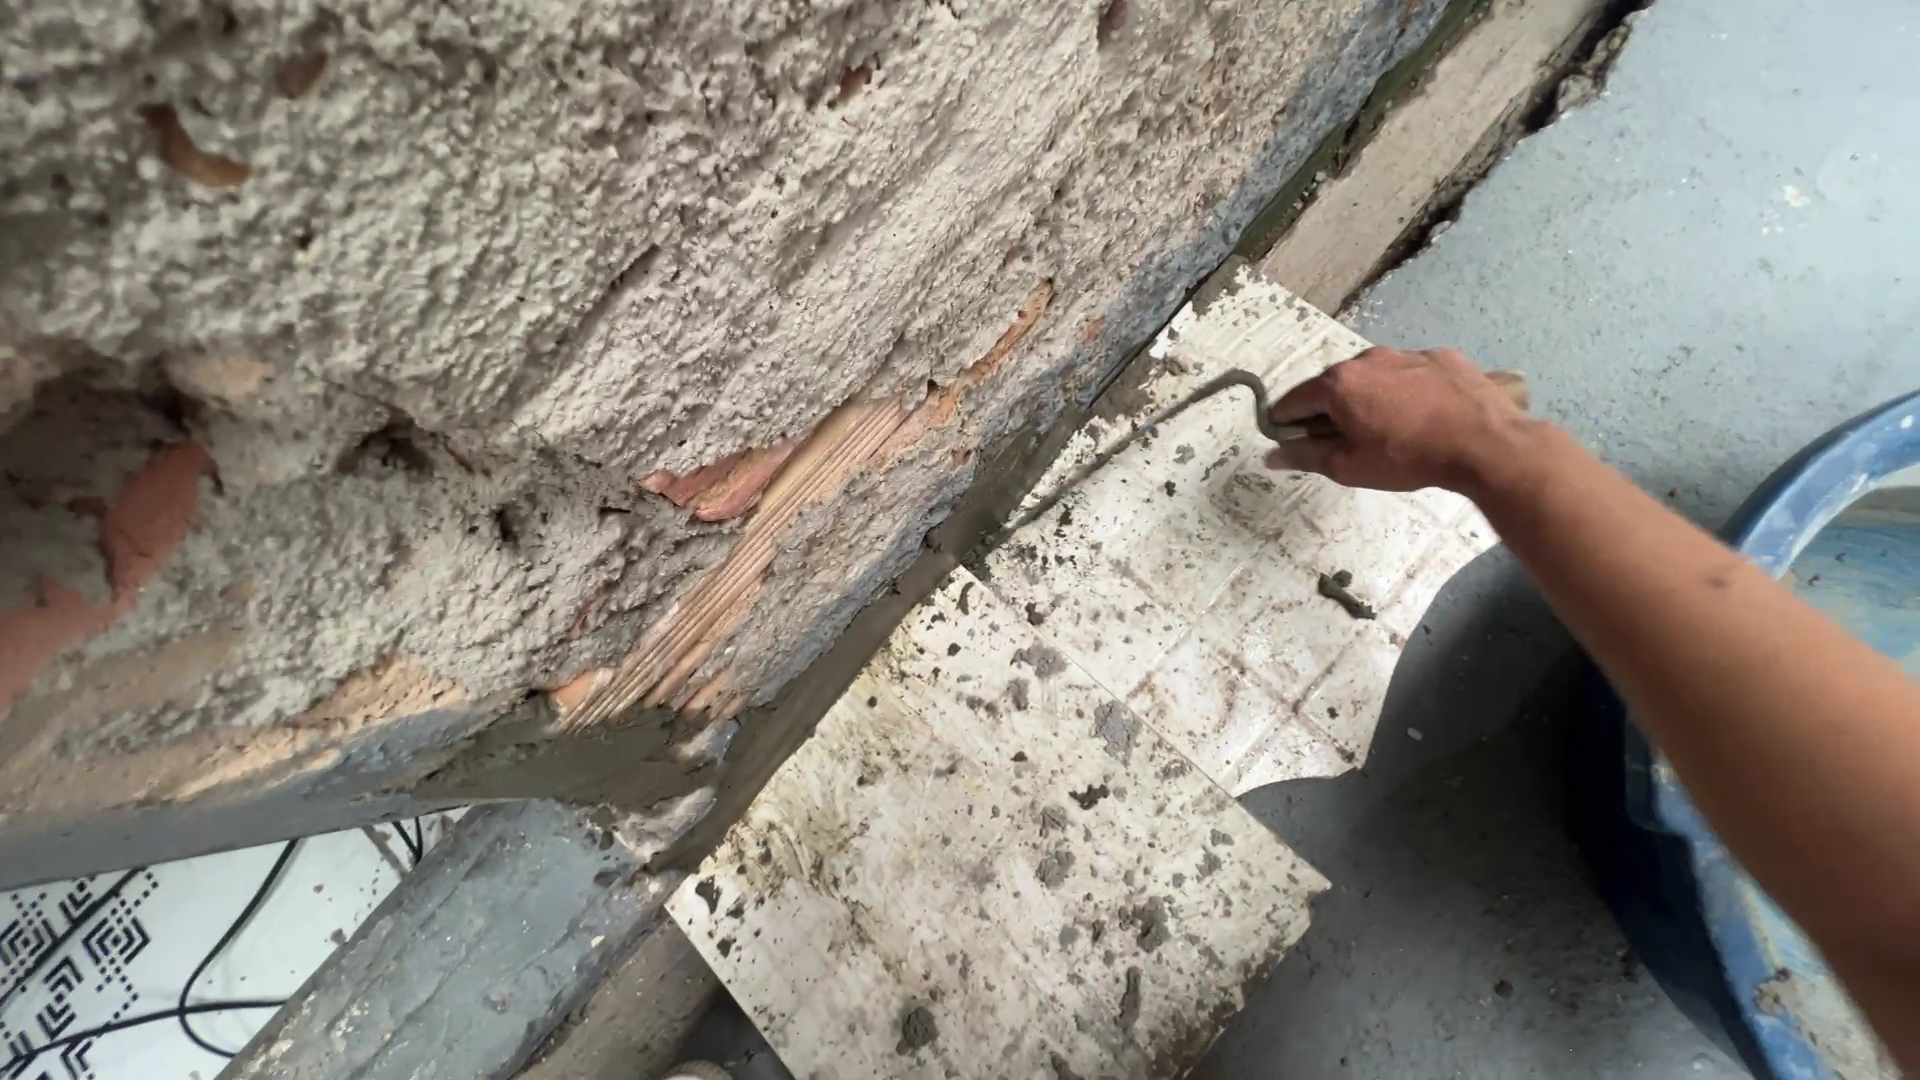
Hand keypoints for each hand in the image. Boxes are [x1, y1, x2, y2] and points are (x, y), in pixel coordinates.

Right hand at [1264, 346, 1529, 493]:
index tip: (1296, 444)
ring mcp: (1406, 354)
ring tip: (1388, 431)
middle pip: (1331, 386)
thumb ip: (1304, 456)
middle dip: (1329, 412)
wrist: (1487, 444)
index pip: (1291, 402)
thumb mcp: (1347, 466)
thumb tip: (1271, 456)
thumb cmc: (1408, 458)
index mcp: (1337, 383)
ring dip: (1367, 400)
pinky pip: (1408, 374)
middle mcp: (1367, 358)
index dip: (1286, 425)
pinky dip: (1404, 392)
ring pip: (1371, 377)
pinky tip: (1421, 417)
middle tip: (1346, 443)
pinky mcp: (1441, 357)